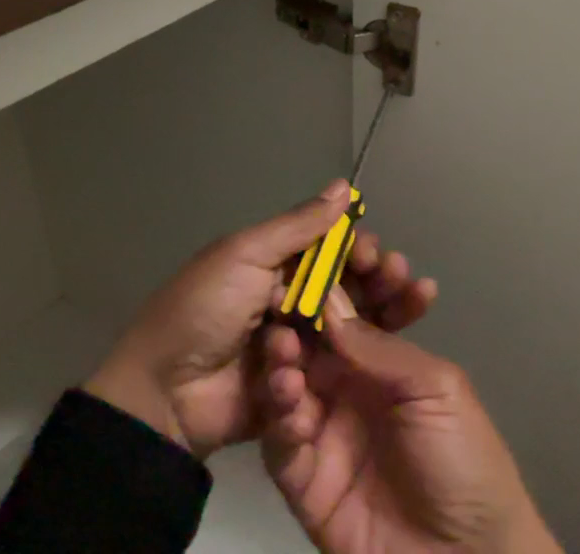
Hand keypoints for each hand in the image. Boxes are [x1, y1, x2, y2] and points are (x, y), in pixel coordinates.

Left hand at [85, 180, 437, 458]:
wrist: (167, 393)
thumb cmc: (204, 310)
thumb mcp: (245, 255)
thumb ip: (298, 226)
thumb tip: (342, 186)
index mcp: (274, 265)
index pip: (330, 249)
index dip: (357, 248)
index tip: (376, 252)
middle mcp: (292, 301)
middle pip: (350, 286)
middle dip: (380, 278)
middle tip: (400, 277)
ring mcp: (301, 347)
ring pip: (354, 326)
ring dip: (382, 313)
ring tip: (413, 302)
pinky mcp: (305, 387)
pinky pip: (340, 370)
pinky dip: (360, 358)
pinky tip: (388, 348)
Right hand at [259, 298, 561, 553]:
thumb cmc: (465, 460)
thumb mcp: (435, 389)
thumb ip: (379, 347)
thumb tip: (329, 300)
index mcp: (382, 366)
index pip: (346, 317)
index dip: (329, 288)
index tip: (310, 257)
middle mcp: (347, 392)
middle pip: (309, 347)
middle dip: (295, 322)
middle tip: (282, 299)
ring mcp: (323, 434)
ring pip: (287, 387)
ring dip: (281, 362)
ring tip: (283, 346)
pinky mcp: (304, 480)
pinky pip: (280, 441)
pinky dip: (278, 415)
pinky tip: (286, 394)